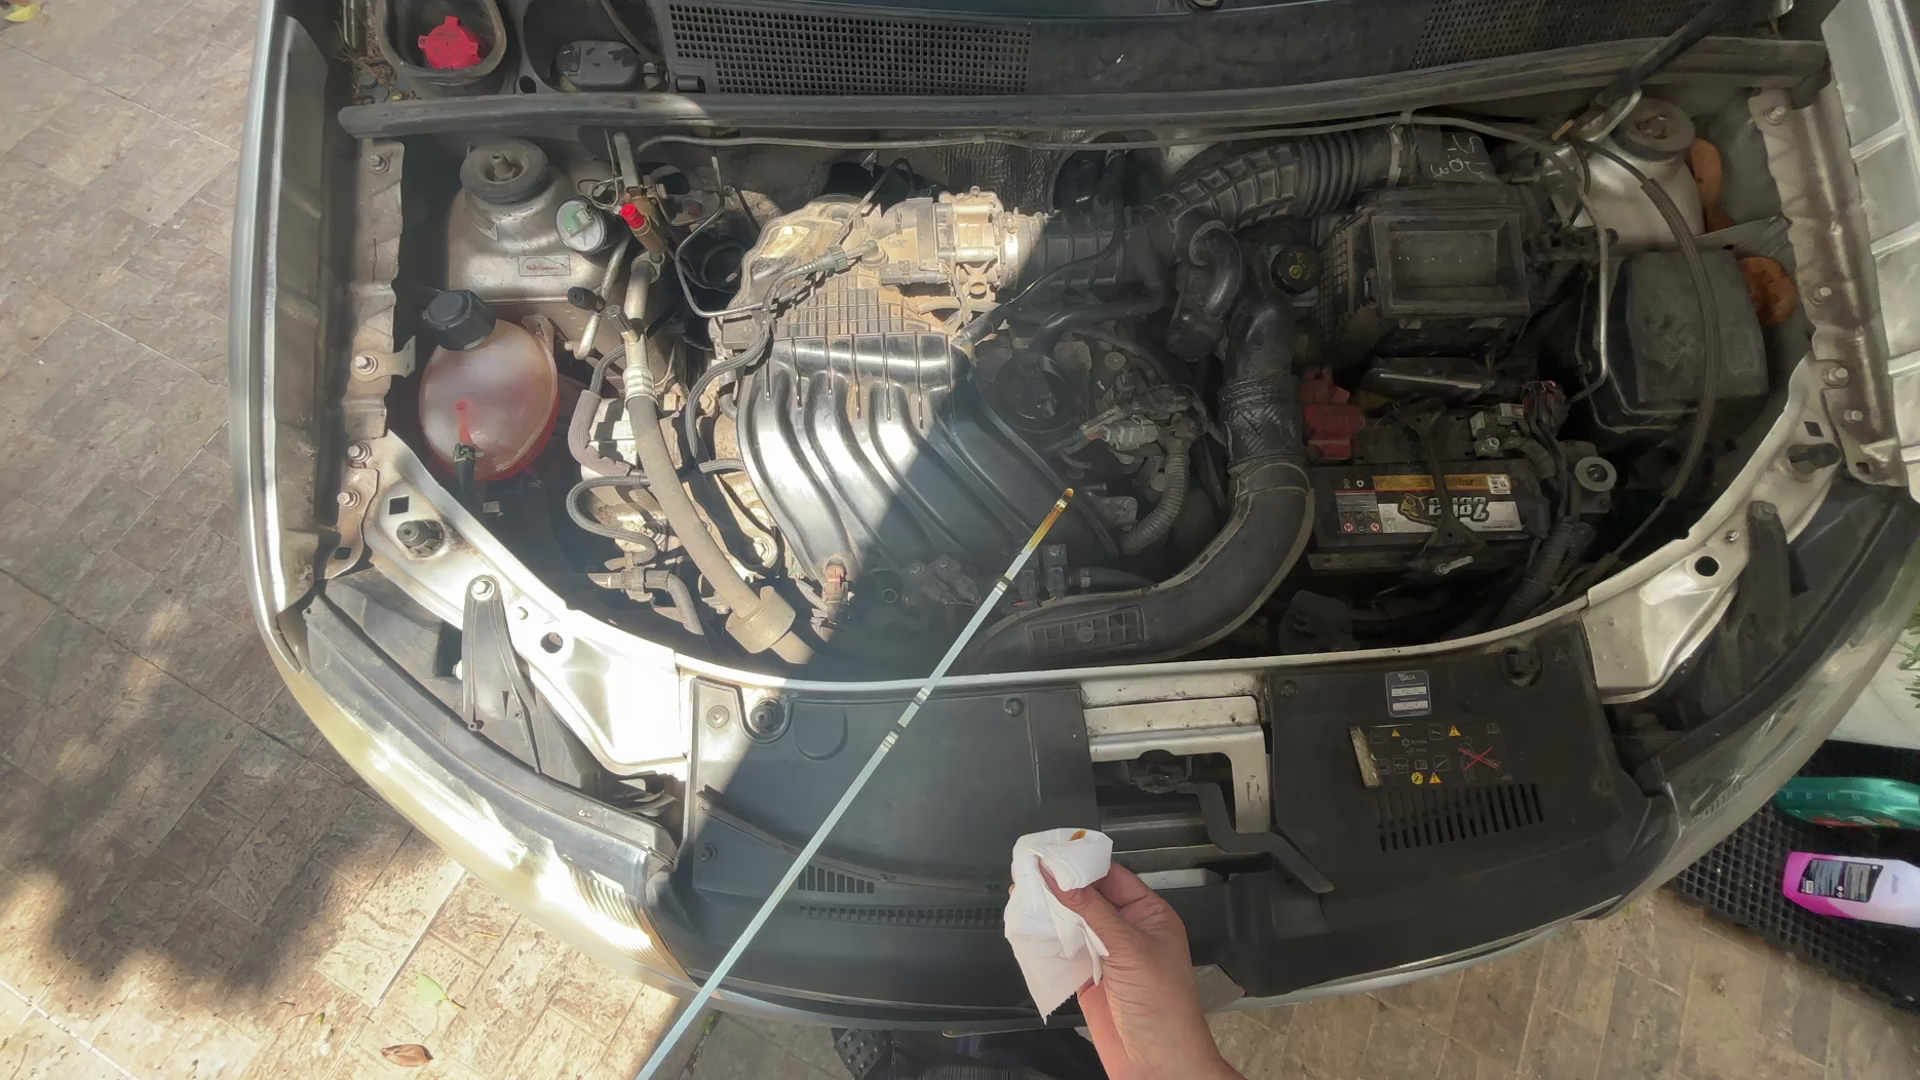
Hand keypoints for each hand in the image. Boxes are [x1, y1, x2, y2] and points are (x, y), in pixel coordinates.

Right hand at [1046, 864, 1241, 1079]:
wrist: (1160, 1071)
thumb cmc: (1164, 1009)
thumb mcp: (1129, 950)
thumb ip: (1090, 911)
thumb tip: (1057, 875)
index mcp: (1148, 913)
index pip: (1110, 875)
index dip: (1080, 862)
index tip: (1051, 851)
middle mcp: (1127, 928)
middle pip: (1087, 895)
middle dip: (1059, 882)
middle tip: (1027, 867)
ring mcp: (1106, 953)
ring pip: (1072, 920)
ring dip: (1048, 908)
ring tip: (1021, 889)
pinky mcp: (1088, 977)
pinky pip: (1063, 948)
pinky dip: (1046, 937)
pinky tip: (1028, 923)